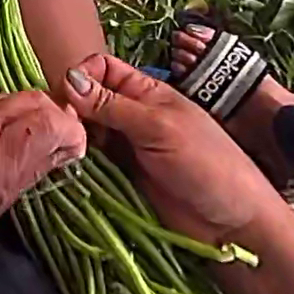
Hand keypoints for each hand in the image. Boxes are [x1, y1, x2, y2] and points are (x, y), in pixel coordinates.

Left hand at [0, 90, 85, 241]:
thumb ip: (30, 172)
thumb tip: (64, 150)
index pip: (53, 123)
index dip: (71, 133)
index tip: (73, 150)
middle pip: (38, 101)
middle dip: (54, 117)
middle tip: (54, 140)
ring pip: (13, 97)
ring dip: (25, 115)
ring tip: (17, 139)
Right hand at [61, 54, 286, 244]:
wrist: (233, 225)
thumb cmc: (206, 165)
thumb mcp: (158, 127)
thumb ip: (112, 105)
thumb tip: (68, 79)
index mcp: (145, 91)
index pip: (102, 68)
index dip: (82, 76)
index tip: (65, 97)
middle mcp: (130, 114)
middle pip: (87, 98)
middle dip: (70, 107)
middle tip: (60, 126)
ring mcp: (124, 145)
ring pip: (85, 129)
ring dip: (72, 134)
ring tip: (63, 146)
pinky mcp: (119, 174)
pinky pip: (89, 159)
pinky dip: (76, 158)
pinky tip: (68, 162)